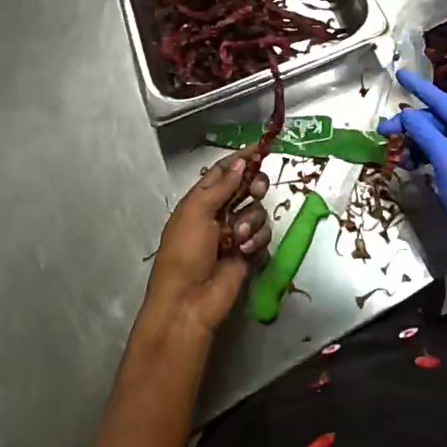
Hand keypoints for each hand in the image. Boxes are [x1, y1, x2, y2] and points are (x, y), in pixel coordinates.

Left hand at [141, 153, 269, 336]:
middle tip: (256, 190)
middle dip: (254, 185)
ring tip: (236, 238)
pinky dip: (256, 240)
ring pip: (257, 211)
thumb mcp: (196, 212)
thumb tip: (240, 163)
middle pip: (246, 187)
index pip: (224, 171)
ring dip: (250, 221)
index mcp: (200, 198)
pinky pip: (263, 235)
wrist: (189, 301)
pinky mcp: (249, 253)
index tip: (261, 146)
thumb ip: (221, 186)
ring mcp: (235, 232)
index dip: (241, 158)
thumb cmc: (184, 252)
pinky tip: (244, 251)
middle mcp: (219, 212)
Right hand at [377, 68, 446, 308]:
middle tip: (382, 132)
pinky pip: (431, 156)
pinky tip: (405, 166)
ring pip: (430, 139)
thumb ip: (424, 132)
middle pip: (433, 120)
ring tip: (393, 153)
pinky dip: (416, 157)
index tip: (399, 73)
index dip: (419, 87)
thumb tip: (406, 115)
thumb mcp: (446, 159)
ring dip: (410, 143)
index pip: (442, 101)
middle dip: (408, 124)